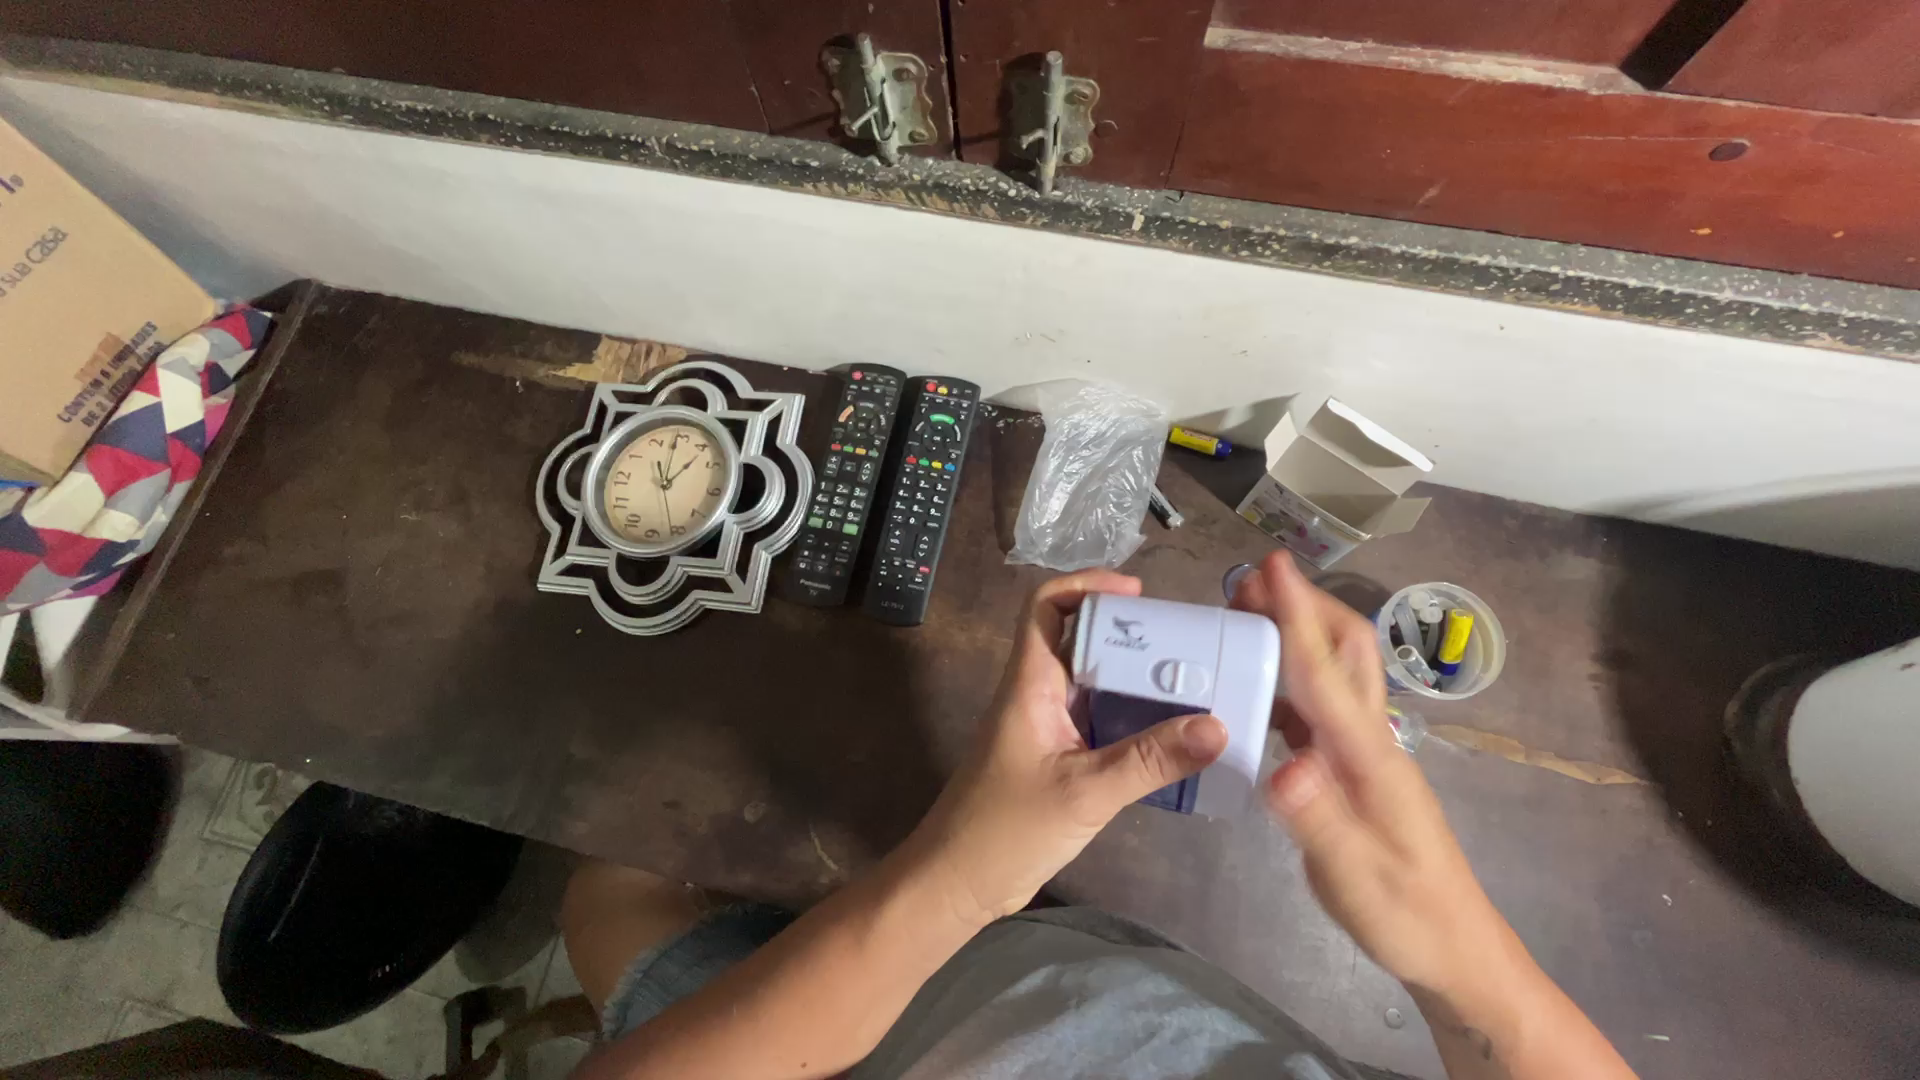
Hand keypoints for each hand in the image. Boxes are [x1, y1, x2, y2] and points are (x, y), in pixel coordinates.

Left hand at [904, 569, 1227, 925]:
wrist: (958, 881)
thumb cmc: (1006, 829)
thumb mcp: (1084, 793)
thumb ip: (1149, 760)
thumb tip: (1218, 727)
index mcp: (1029, 683)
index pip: (1045, 606)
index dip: (1086, 584)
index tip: (1137, 592)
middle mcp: (1037, 692)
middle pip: (1079, 638)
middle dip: (1129, 632)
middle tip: (1187, 642)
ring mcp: (1046, 724)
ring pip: (1092, 680)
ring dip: (1135, 676)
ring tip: (1194, 681)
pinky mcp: (1056, 754)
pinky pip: (1098, 718)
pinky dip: (1132, 717)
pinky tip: (1173, 734)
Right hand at [1232, 553, 1504, 995]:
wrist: (1454, 947)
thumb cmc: (1404, 913)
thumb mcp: (1354, 876)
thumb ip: (1317, 819)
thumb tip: (1282, 765)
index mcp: (1368, 754)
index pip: (1326, 671)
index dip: (1297, 614)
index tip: (1271, 565)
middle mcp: (1370, 737)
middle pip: (1345, 648)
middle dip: (1301, 605)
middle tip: (1246, 585)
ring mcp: (1363, 749)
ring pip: (1334, 668)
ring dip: (1295, 631)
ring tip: (1243, 617)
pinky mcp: (1351, 764)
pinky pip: (1316, 702)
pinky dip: (1286, 674)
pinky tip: (1255, 684)